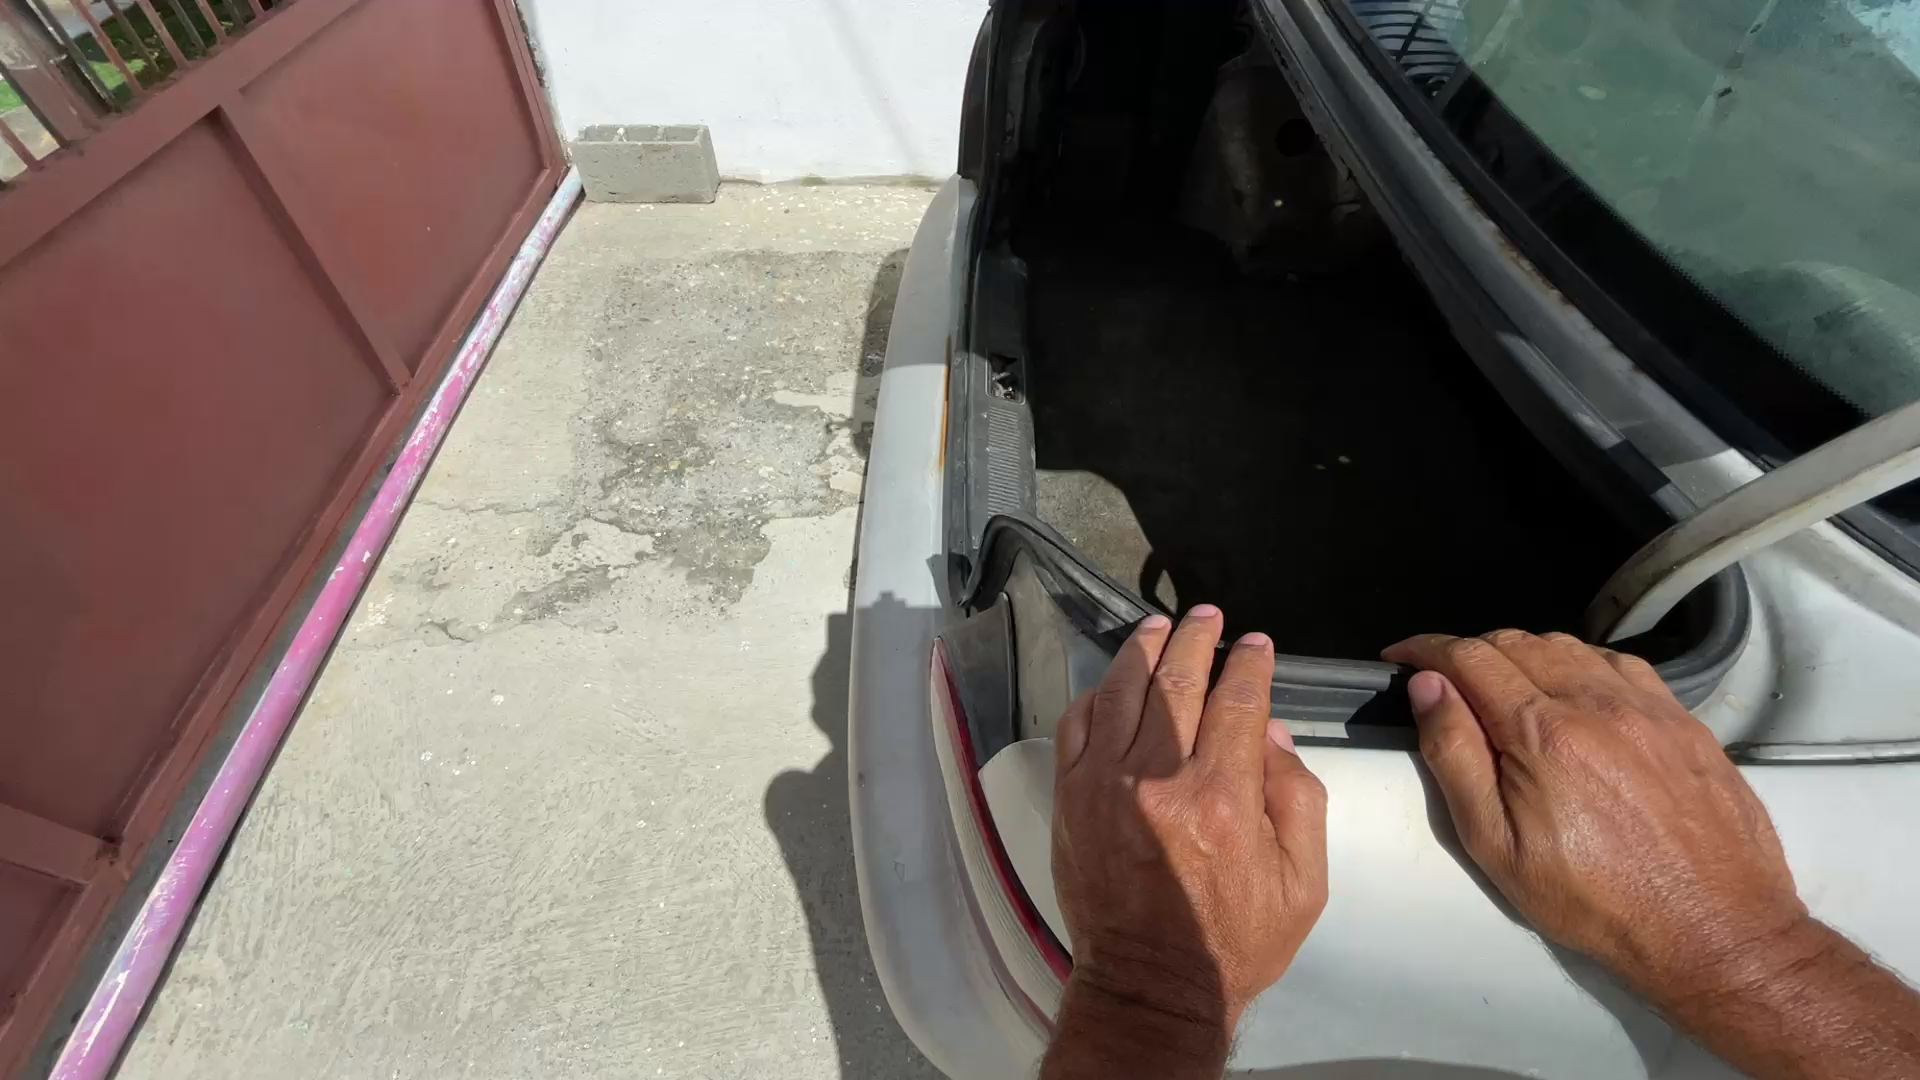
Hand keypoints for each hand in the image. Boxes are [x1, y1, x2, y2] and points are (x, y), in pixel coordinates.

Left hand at [1043, 606, 1326, 1079]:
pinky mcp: (1069, 791)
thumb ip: (1296, 797)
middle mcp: (1157, 777)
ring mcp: (1103, 780)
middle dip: (1196, 637)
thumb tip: (1268, 731)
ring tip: (1158, 624)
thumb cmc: (1233, 936)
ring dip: (1144, 647)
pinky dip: (1098, 691)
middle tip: (1207, 615)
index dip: (1249, 664)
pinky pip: (1077, 721)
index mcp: (1221, 798)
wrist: (1148, 979)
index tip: (1255, 643)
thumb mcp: (1301, 882)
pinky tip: (1114, 678)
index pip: (1238, 703)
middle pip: (1178, 681)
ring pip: (1122, 688)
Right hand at [1382, 630, 1807, 1007]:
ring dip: (1517, 653)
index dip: (1424, 647)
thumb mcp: (1491, 840)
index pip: (1468, 656)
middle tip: (1443, 680)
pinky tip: (1565, 690)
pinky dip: (1574, 661)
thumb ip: (1453, 753)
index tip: (1399, 656)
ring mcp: (1647, 709)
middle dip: (1465, 650)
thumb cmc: (1589, 896)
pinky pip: (1616, 663)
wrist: (1718, 936)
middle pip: (1513, 641)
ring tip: (1499, 685)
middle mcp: (1595, 704)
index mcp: (1542, 732)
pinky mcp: (1683, 722)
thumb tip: (1427, 686)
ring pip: (1563, 645)